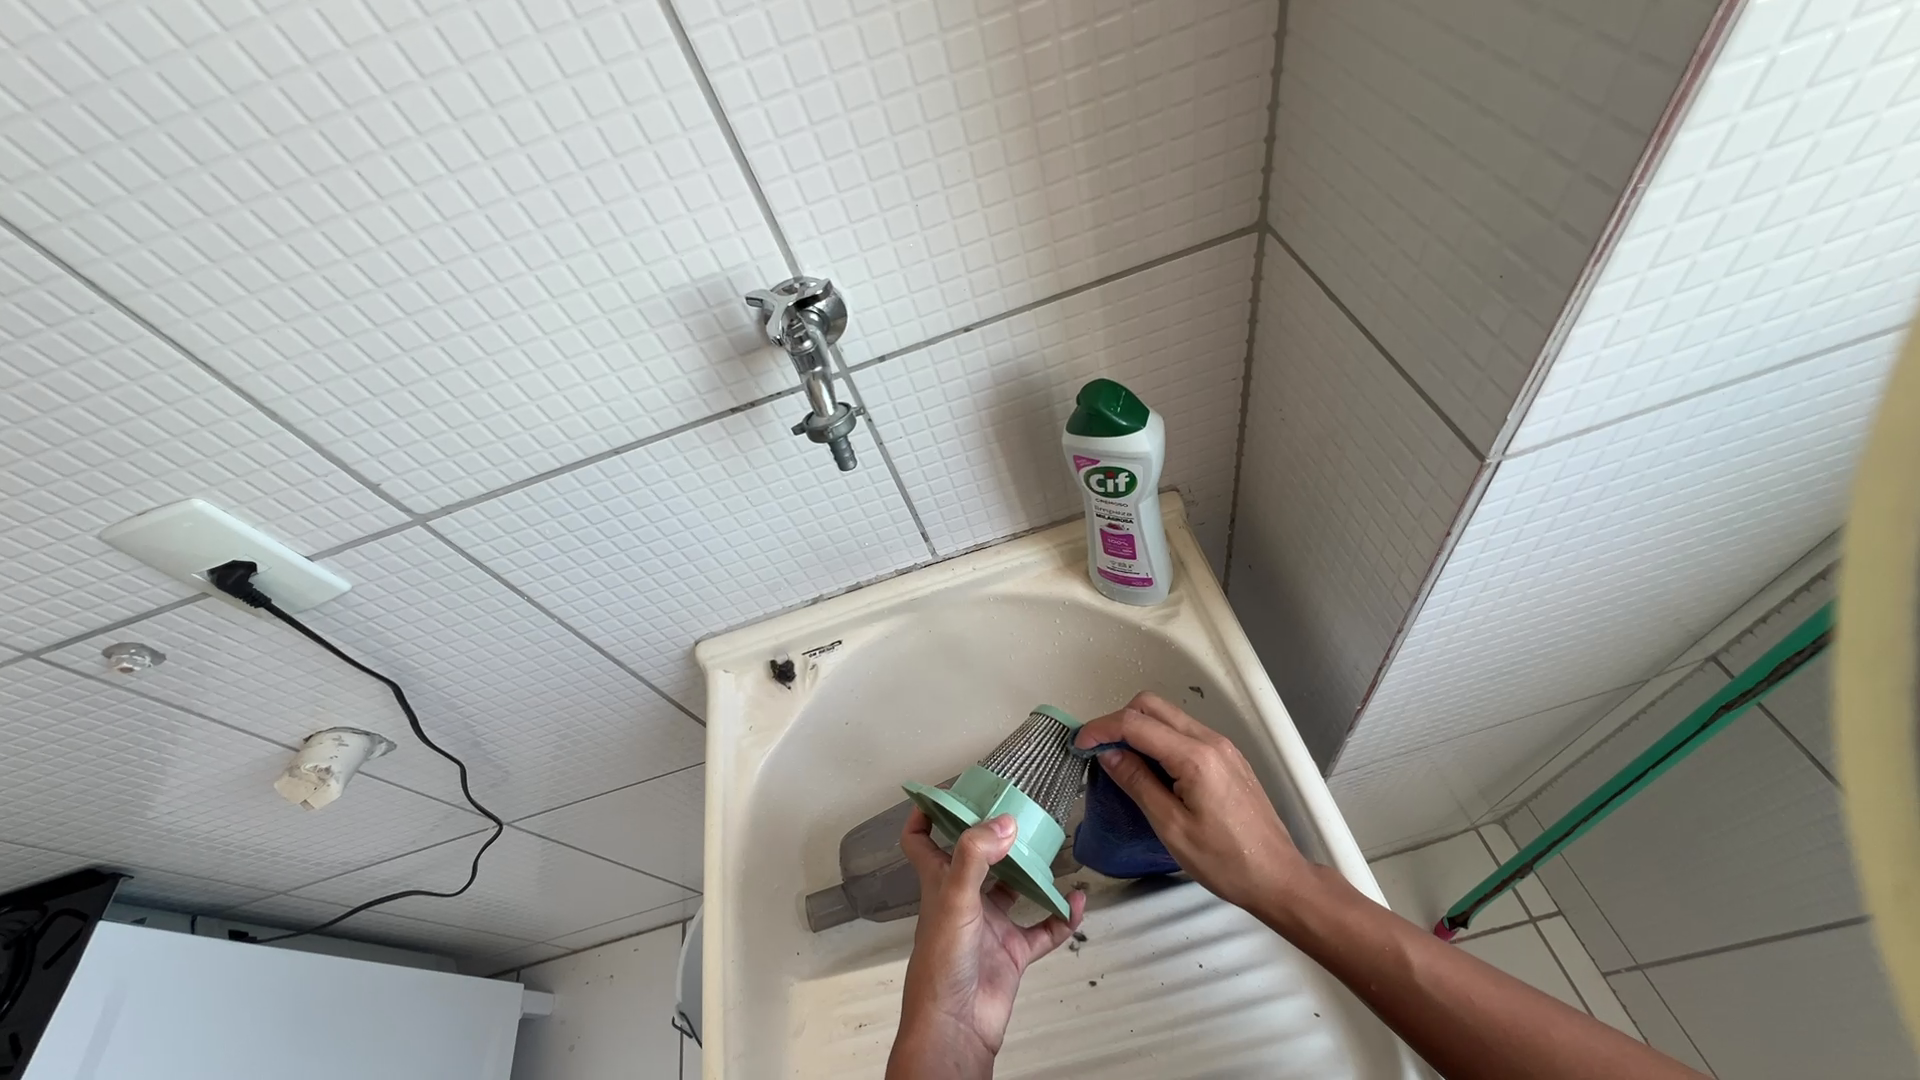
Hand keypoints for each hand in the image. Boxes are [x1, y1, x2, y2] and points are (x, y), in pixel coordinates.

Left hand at [888, 809, 1085, 1079]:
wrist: (956, 1027)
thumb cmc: (940, 967)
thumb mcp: (954, 898)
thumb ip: (975, 857)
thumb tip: (1003, 823)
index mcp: (939, 882)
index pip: (922, 839)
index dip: (928, 813)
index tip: (949, 790)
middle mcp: (963, 899)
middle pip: (977, 857)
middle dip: (996, 836)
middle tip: (1020, 811)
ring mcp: (989, 925)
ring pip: (1014, 889)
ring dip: (1033, 873)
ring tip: (1053, 850)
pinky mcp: (1012, 951)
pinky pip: (1042, 928)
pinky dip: (1060, 916)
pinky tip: (1073, 902)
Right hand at [1073, 692, 1308, 912]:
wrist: (1278, 878)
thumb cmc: (1226, 862)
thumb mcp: (1170, 827)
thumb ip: (1137, 782)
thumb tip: (1108, 753)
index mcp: (1196, 757)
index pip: (1136, 724)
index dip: (1101, 729)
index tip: (1079, 744)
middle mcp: (1210, 741)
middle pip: (1151, 706)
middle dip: (1117, 720)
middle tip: (1098, 749)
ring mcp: (1222, 746)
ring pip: (1167, 715)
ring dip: (1138, 728)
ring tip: (1119, 760)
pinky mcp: (1227, 757)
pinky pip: (1183, 732)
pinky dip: (1158, 738)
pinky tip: (1149, 767)